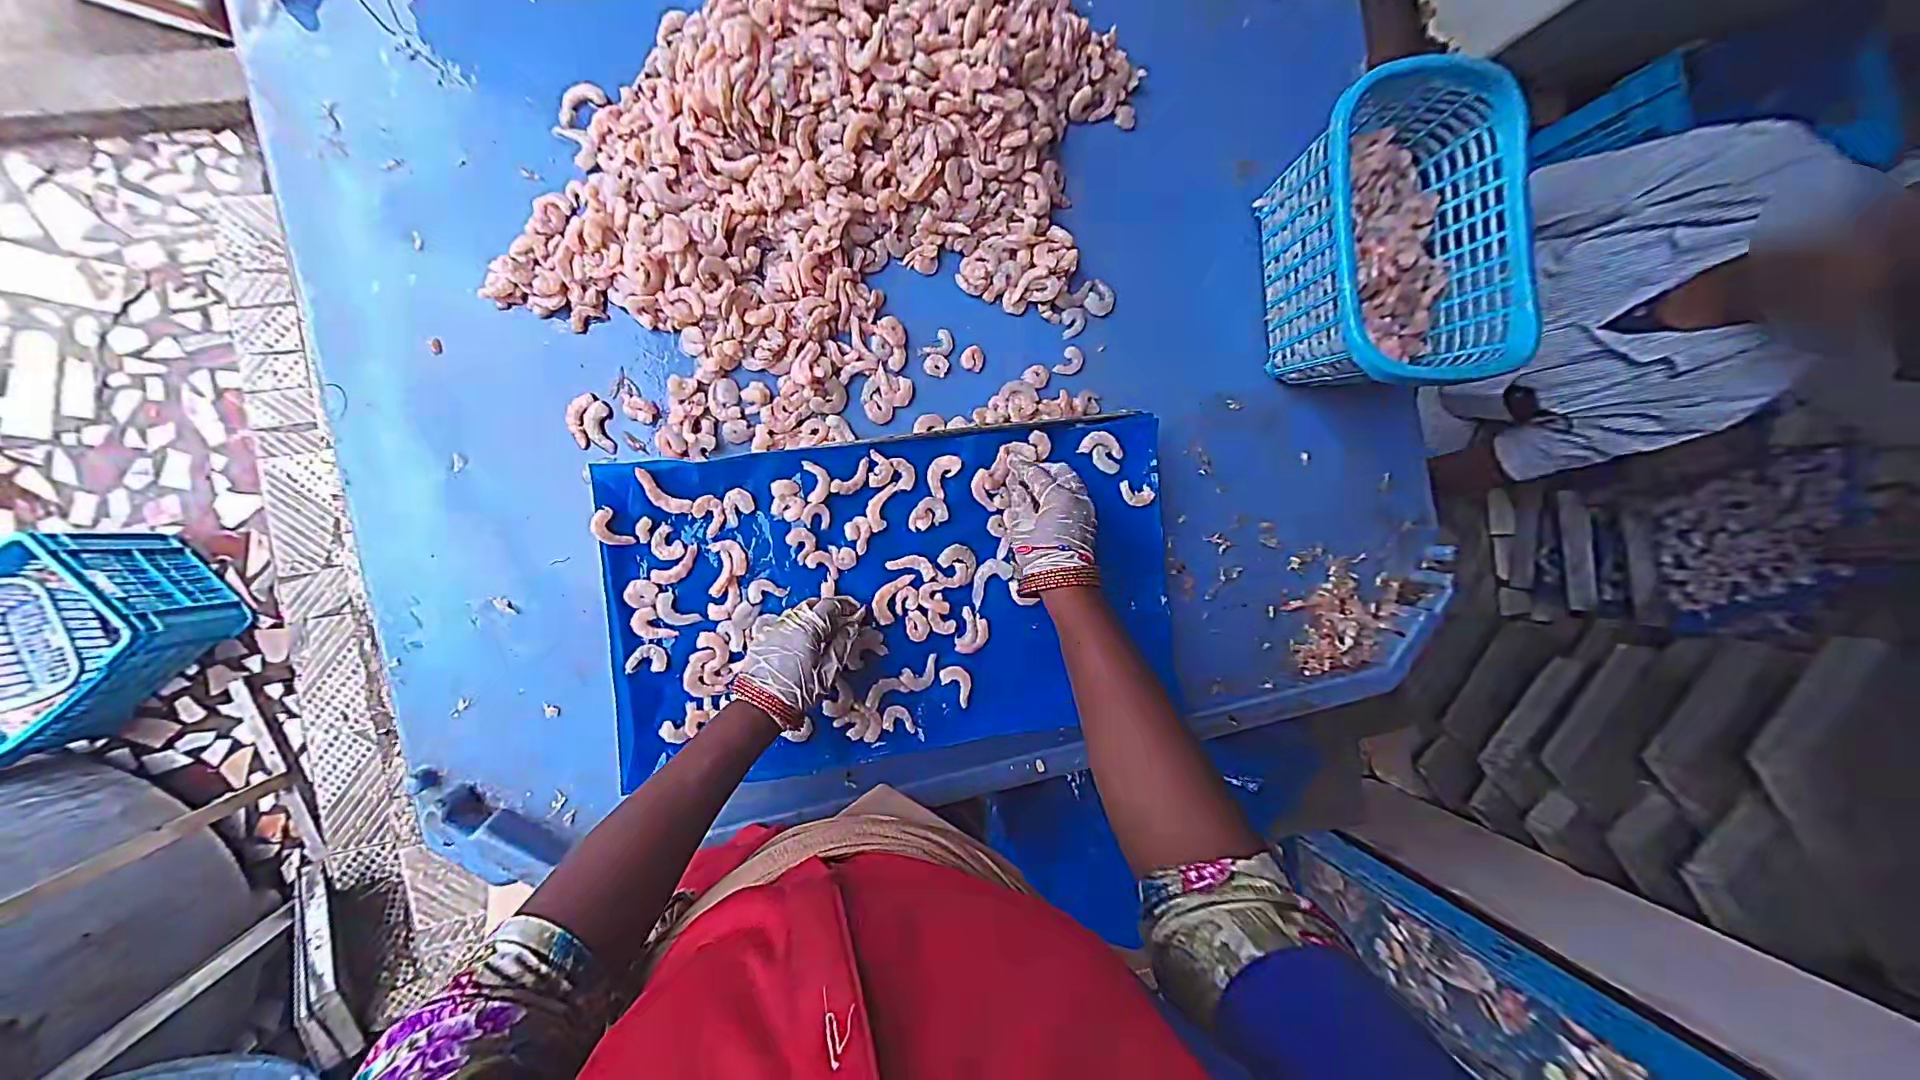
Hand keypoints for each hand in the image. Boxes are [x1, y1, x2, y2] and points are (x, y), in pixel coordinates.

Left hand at [731, 596, 864, 728]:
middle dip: (830, 610)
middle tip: (844, 620)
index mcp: (808, 626)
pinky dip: (798, 626)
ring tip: (826, 631)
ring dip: (813, 618)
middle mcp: (789, 621)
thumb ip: (842, 644)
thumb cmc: (797, 692)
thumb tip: (851, 628)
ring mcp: (774, 628)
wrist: (760, 707)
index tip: (857, 612)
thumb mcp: (828, 671)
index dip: (847, 606)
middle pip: (813, 605)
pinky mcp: (763, 638)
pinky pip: (785, 624)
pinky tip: (805, 639)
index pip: (831, 605)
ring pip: (798, 613)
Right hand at [1004, 459, 1100, 595]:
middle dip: (1042, 469)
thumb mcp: (1021, 526)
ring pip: (1071, 482)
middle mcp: (1076, 497)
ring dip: (1054, 479)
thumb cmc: (1040, 555)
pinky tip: (1049, 500)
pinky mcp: (1088, 520)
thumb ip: (1018, 500)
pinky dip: (1062, 492)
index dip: (1021, 467)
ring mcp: (1085, 508)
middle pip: (1059, 472)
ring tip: (1037, 486)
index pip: (1037, 474)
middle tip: (1025, 473)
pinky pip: (1076, 495)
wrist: (1064, 580)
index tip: (1012, 461)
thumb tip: (1015, 486)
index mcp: (1058, 495)